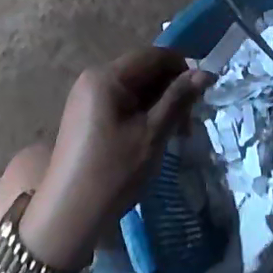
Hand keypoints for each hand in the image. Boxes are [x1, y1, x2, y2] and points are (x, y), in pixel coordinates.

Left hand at [23, 49, 213, 270]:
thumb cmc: (112, 172)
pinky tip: (152, 137)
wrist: (67, 217)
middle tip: (188, 123)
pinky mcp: (85, 114)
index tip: (202, 95)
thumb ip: (178, 99)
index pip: (154, 55)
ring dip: (158, 104)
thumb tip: (205, 73)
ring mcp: (86, 96)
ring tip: (174, 134)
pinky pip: (121, 101)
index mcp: (106, 76)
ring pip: (134, 87)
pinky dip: (141, 112)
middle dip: (170, 90)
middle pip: (143, 69)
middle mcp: (93, 78)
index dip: (182, 69)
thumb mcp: (152, 134)